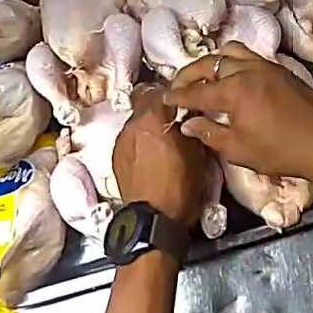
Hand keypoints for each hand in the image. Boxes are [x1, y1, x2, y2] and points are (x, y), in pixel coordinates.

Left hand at [111, 85, 211, 227]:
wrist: (153, 220)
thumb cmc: (179, 187)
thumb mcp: (196, 154)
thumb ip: (191, 128)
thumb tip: (189, 117)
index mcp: (151, 120)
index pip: (158, 91)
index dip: (171, 96)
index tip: (182, 103)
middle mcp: (131, 126)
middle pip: (143, 106)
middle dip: (158, 112)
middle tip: (174, 122)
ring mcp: (120, 143)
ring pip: (136, 125)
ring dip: (148, 129)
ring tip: (163, 143)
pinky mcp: (116, 159)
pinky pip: (130, 142)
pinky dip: (140, 144)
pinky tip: (151, 158)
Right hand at [166, 43, 312, 181]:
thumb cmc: (281, 151)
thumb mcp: (239, 150)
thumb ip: (210, 133)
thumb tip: (188, 123)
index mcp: (234, 91)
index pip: (196, 91)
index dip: (176, 96)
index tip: (163, 98)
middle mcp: (246, 70)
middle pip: (208, 64)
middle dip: (188, 75)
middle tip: (177, 87)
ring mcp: (264, 66)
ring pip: (228, 52)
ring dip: (211, 62)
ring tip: (204, 76)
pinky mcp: (278, 68)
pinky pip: (247, 55)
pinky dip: (231, 60)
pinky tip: (229, 75)